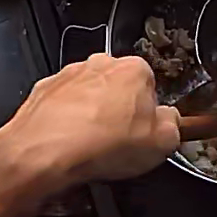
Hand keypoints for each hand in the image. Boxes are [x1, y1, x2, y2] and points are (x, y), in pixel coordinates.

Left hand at [0, 53, 180, 209]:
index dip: (149, 116)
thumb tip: (171, 122)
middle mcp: (101, 64)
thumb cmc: (100, 144)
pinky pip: (63, 107)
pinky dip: (66, 123)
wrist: (43, 152)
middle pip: (119, 89)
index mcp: (134, 69)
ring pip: (90, 96)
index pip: (152, 88)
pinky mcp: (44, 90)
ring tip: (91, 149)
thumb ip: (174, 126)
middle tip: (119, 144)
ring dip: (92, 117)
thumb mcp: (162, 143)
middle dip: (120, 113)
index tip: (144, 134)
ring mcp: (70, 75)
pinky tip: (68, 146)